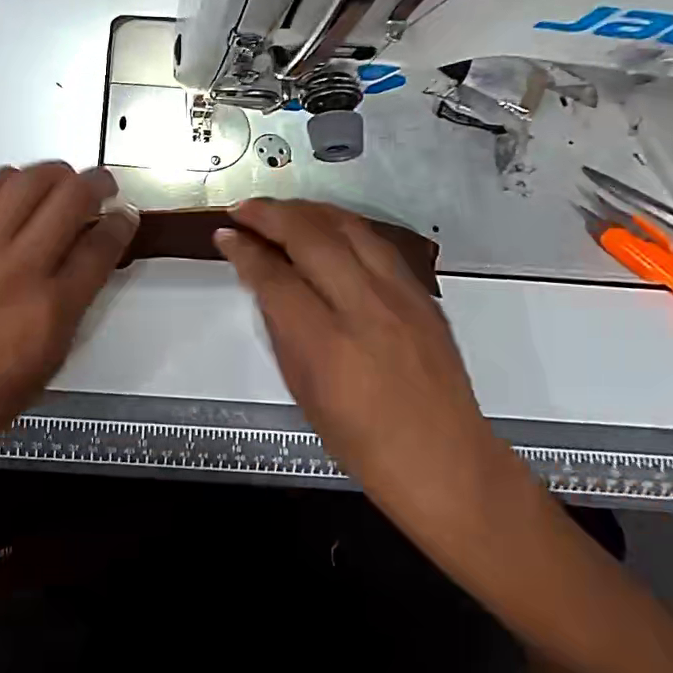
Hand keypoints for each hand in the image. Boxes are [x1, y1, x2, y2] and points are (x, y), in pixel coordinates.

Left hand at [0, 162, 137, 528]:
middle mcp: (19, 269)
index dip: (122, 224)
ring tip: (65, 177)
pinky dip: (7, 179)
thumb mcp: (49, 363)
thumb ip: (74, 308)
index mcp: (51, 309)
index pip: (101, 246)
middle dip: (98, 183)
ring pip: (28, 182)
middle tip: (104, 186)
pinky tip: (17, 184)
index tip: (125, 217)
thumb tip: (87, 268)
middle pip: (71, 198)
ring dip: (56, 172)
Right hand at [215, 199, 500, 515]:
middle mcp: (367, 310)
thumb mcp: (304, 392)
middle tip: (244, 210)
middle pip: (312, 238)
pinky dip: (342, 224)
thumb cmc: (363, 443)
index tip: (225, 236)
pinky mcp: (422, 294)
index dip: (245, 251)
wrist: (446, 463)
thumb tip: (264, 282)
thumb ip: (282, 329)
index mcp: (328, 346)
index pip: (276, 278)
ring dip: (307, 210)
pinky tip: (324, 225)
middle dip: (270, 215)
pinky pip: (376, 242)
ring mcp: (402, 297)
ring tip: (280, 209)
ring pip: (348, 228)